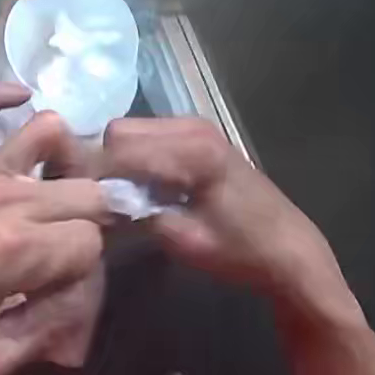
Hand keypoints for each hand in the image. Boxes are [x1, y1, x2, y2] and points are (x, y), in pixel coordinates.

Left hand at [0, 84, 112, 374]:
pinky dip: (3, 97)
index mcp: (14, 251)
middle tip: (66, 264)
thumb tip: (78, 314)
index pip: (92, 246)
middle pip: (87, 190)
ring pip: (50, 135)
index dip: (89, 280)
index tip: (64, 305)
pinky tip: (20, 102)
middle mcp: (5, 197)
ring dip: (69, 161)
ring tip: (60, 196)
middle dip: (92, 226)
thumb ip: (41, 336)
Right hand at [102, 117, 362, 328]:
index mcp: (193, 151)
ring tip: (124, 193)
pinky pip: (147, 133)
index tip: (85, 202)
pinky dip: (136, 155)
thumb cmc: (242, 251)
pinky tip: (146, 184)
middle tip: (104, 198)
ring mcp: (193, 123)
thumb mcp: (186, 241)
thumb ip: (139, 212)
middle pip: (120, 131)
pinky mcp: (194, 130)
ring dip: (120, 158)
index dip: (97, 175)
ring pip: (130, 129)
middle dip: (105, 163)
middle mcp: (190, 125)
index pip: (121, 149)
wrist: (290, 247)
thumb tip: (98, 198)